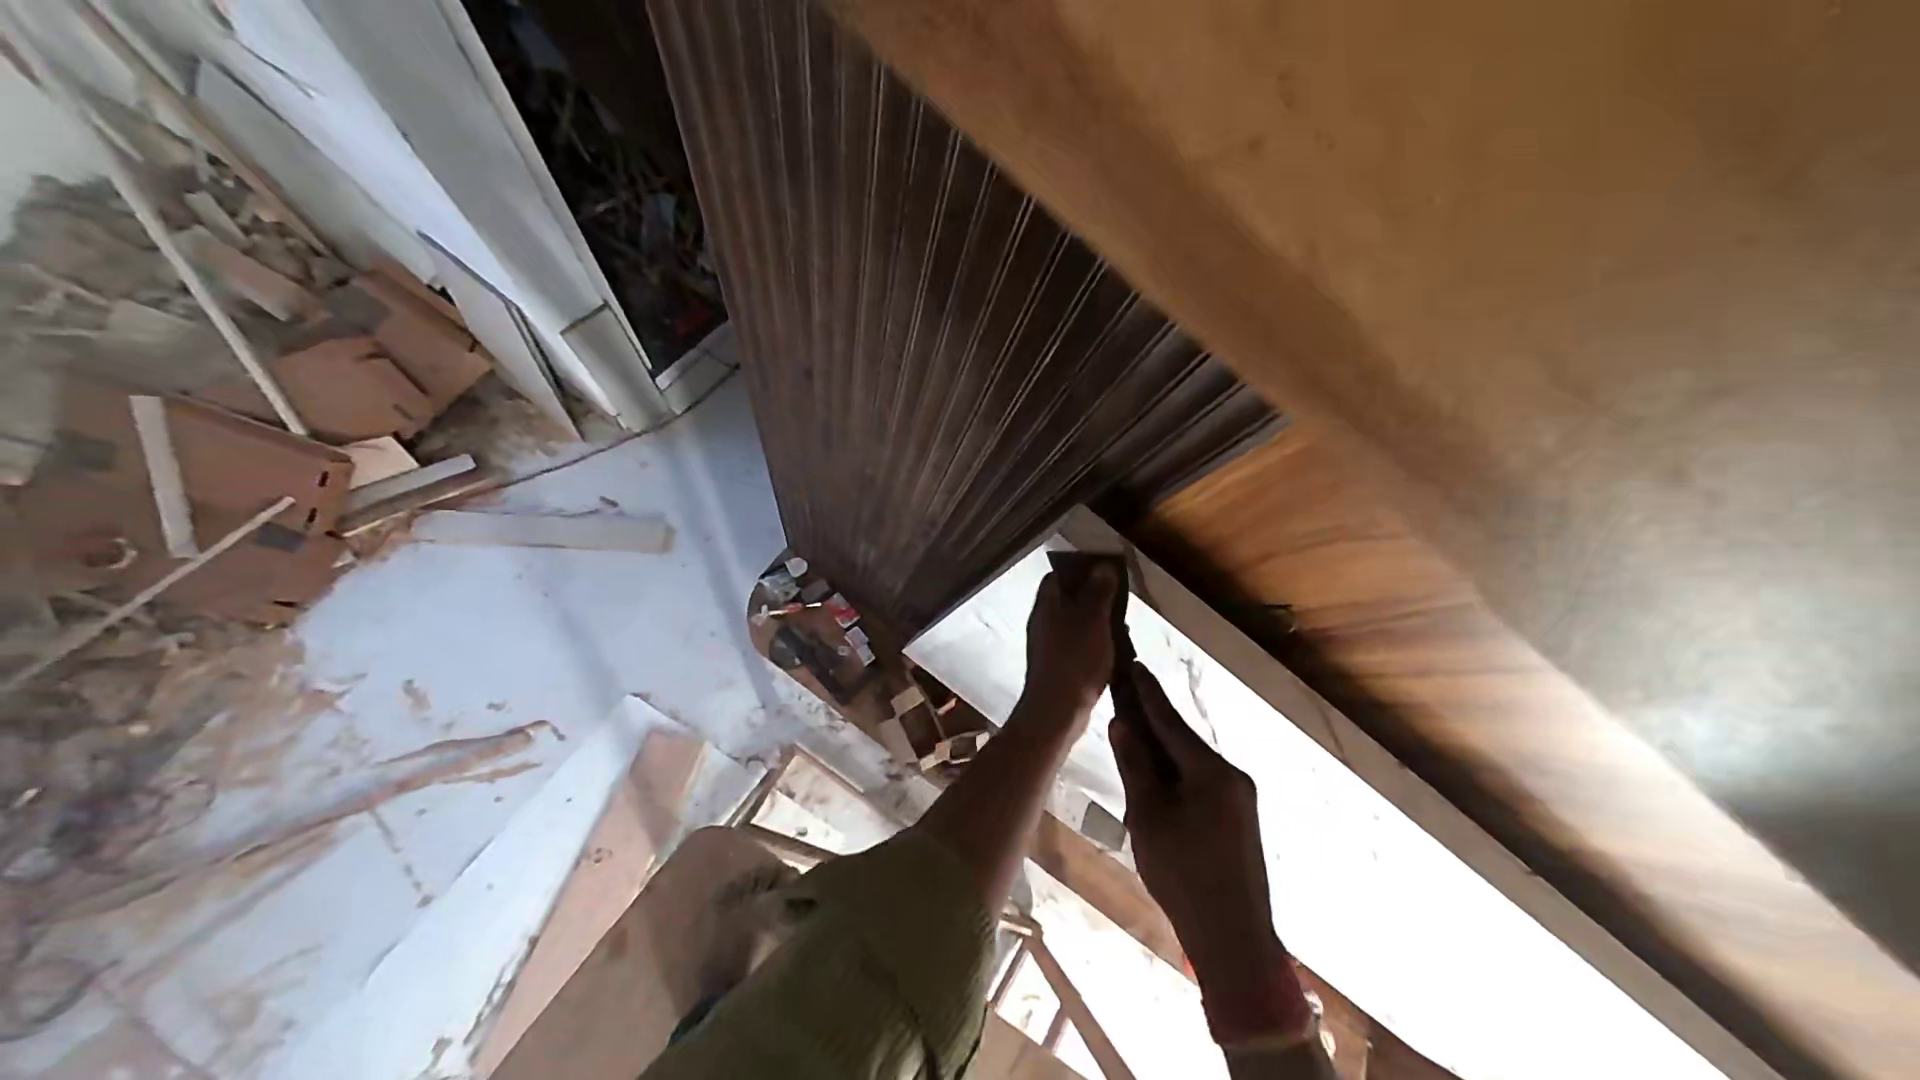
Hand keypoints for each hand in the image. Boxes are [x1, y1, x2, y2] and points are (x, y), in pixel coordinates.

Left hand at [1023, 562, 1118, 716]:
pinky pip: (1078, 646)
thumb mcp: (1093, 620)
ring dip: (1098, 623)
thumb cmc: (1075, 660)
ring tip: (1123, 628)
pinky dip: (1095, 644)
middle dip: (1095, 597)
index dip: (1080, 570)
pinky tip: (1114, 653)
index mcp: (1047, 604)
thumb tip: (1102, 566)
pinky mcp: (1058, 666)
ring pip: (1076, 624)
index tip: (1105, 571)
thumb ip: (1098, 592)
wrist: (1057, 711)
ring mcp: (1048, 645)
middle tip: (1120, 602)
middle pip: (1068, 599)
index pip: (1058, 575)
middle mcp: (1043, 621)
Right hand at [1112, 662, 1310, 1043]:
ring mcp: (1240, 797)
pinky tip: (1157, 781)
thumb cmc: (1182, 875)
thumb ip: (1135, 766)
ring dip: (1163, 752)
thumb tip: (1122, 723)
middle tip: (1124, 701)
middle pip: (1182, 740)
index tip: (1133, 664)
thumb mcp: (1147, 818)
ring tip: (1133, 744)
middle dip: (1152, 723)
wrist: (1234, 937)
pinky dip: (1176, 774)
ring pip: (1191, 762)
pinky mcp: (1240, 816)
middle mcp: (1231, 776)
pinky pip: (1202, 781)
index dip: (1148, 693)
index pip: (1170, 721)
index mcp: (1211, 772)